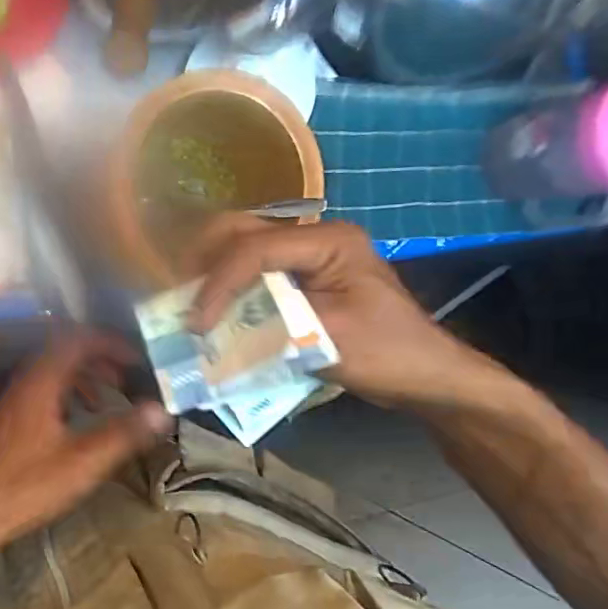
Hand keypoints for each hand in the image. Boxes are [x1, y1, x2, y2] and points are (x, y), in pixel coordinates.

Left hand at [0, 332, 173, 603]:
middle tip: (127, 378)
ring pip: (51, 371)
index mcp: (40, 382)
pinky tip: (77, 421)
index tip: (137, 358)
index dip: (109, 342)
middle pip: (62, 351)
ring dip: (82, 377)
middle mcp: (22, 382)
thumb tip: (162, 409)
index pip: (75, 339)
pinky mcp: (6, 419)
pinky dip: (65, 394)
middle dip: (99, 358)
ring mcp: (11, 400)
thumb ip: (123, 433)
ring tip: (107, 400)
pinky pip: (40, 389)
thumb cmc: (28, 486)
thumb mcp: (83, 463)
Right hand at [184, 214, 509, 411]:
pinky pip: (248, 268)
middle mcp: (313, 237)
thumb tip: (205, 330)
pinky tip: (210, 308)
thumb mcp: (327, 339)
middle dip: (203, 262)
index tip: (196, 321)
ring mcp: (304, 255)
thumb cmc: (387, 355)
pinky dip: (224, 285)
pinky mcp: (297, 275)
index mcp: (329, 241)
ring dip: (209, 272)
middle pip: (239, 231)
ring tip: (189, 304)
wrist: (428, 377)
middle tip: (180, 298)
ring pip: (238, 245)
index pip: (254, 249)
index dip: (218, 283)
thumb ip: (266, 324)